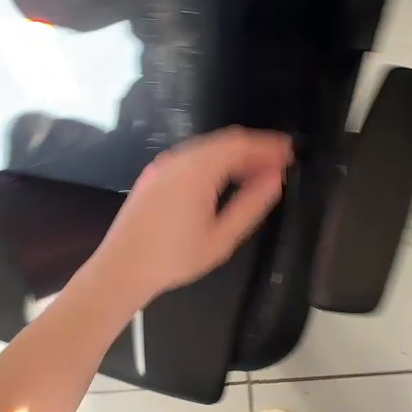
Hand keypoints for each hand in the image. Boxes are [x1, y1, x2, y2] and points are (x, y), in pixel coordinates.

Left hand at [83, 127, 292, 307]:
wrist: (121, 268)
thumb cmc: (174, 258)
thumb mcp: (221, 238)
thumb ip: (251, 205)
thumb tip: (274, 180)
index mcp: (197, 170)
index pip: (240, 144)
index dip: (267, 146)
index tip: (289, 152)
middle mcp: (178, 160)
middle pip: (223, 143)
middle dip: (253, 150)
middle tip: (278, 163)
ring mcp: (162, 166)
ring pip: (206, 150)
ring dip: (233, 157)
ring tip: (257, 174)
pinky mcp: (153, 177)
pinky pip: (190, 160)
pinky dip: (213, 164)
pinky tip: (224, 183)